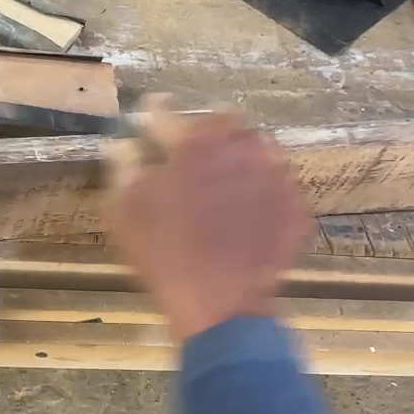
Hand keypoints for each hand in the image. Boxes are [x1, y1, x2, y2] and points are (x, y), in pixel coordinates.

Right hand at [104, 99, 309, 341]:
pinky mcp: (293, 204)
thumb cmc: (163, 255)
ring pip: (254, 148)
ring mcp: (274, 174)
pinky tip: (243, 209)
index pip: (167, 115)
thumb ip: (124, 170)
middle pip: (221, 122)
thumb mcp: (126, 213)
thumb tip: (121, 146)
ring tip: (220, 177)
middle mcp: (240, 146)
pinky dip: (258, 189)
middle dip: (203, 130)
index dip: (153, 113)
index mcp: (194, 143)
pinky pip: (274, 184)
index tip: (147, 112)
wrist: (219, 302)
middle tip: (190, 150)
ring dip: (235, 155)